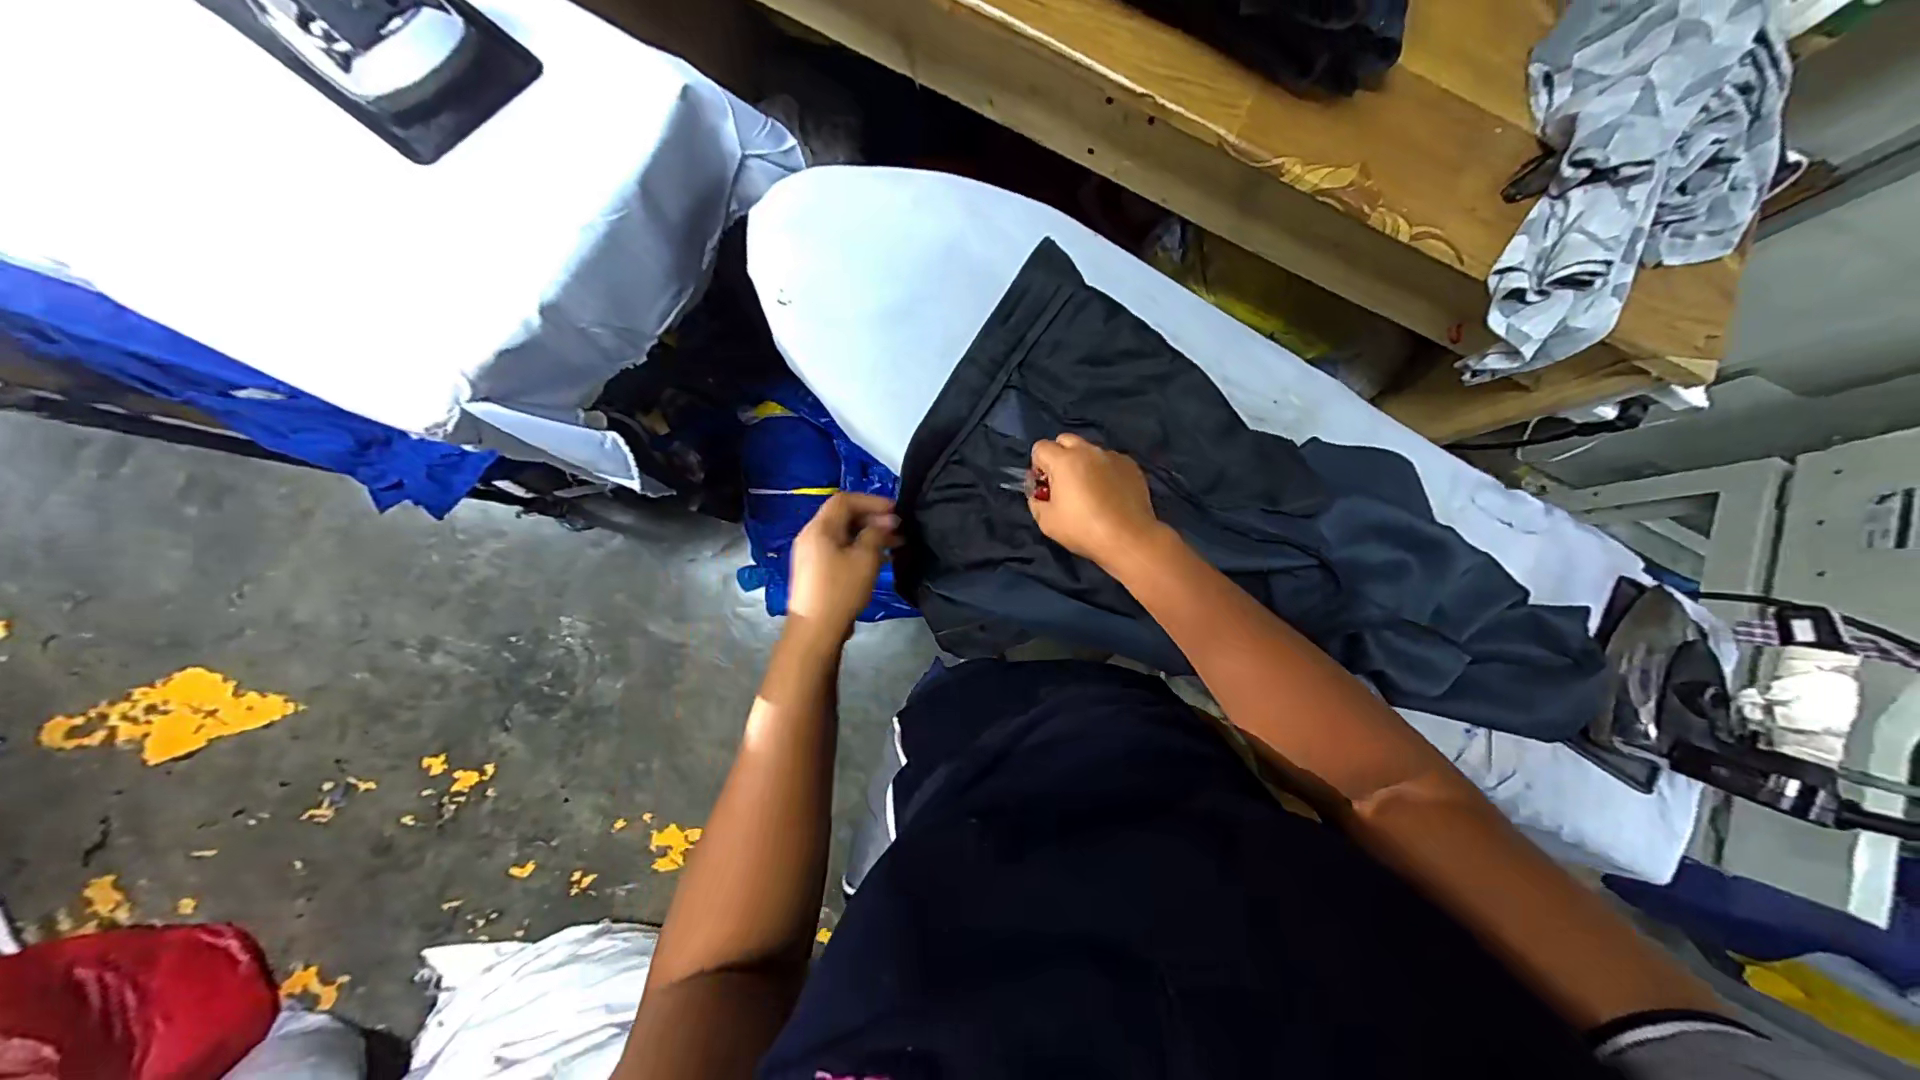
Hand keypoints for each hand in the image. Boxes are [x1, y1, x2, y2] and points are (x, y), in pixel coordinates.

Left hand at [787, 493, 901, 634]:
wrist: (815, 629)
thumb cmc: (841, 590)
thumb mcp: (865, 559)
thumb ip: (876, 534)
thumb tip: (887, 521)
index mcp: (819, 528)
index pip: (845, 500)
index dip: (872, 501)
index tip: (895, 510)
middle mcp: (811, 535)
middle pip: (842, 516)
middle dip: (872, 518)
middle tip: (897, 528)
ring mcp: (810, 553)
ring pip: (842, 533)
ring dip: (868, 534)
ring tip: (893, 544)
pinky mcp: (814, 569)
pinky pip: (838, 548)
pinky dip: (858, 547)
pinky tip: (877, 559)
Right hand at [1028, 433, 1164, 568]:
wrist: (1128, 538)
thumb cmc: (1083, 529)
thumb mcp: (1046, 521)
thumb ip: (1036, 501)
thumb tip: (1039, 493)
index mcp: (1064, 461)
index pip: (1040, 447)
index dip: (1038, 466)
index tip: (1045, 486)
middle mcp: (1088, 451)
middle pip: (1065, 440)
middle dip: (1059, 456)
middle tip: (1064, 483)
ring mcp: (1112, 456)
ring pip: (1089, 451)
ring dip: (1083, 463)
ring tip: (1090, 491)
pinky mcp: (1131, 466)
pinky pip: (1110, 461)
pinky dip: (1104, 471)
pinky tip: (1110, 494)